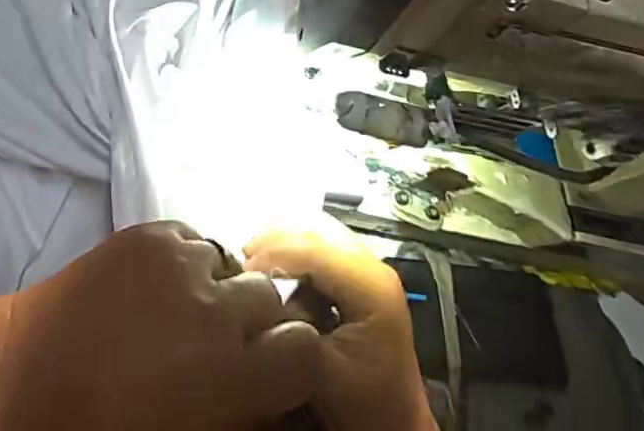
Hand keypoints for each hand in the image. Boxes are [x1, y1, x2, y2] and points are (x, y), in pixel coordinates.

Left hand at [0, 220, 323, 430]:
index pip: (304, 350)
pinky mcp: (152, 234)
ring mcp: (182, 262)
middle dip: (252, 322)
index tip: (272, 369)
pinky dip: (185, 265)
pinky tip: (153, 291)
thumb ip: (234, 418)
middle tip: (218, 344)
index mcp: (222, 376)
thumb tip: (274, 404)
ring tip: (178, 315)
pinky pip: (194, 242)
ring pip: (231, 265)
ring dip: (216, 290)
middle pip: (269, 297)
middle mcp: (213, 310)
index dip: (292, 361)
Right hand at [245, 224, 437, 430]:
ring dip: (290, 240)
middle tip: (245, 251)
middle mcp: (375, 267)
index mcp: (371, 283)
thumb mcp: (326, 373)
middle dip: (282, 237)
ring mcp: (371, 272)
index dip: (279, 250)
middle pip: (324, 232)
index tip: (245, 263)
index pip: (319, 249)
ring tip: (256, 254)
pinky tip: (279, 264)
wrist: (398, 422)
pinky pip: (329, 251)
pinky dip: (301, 251)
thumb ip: (296, 334)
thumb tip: (263, 303)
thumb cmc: (367, 403)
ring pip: (327, 235)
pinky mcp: (363, 282)